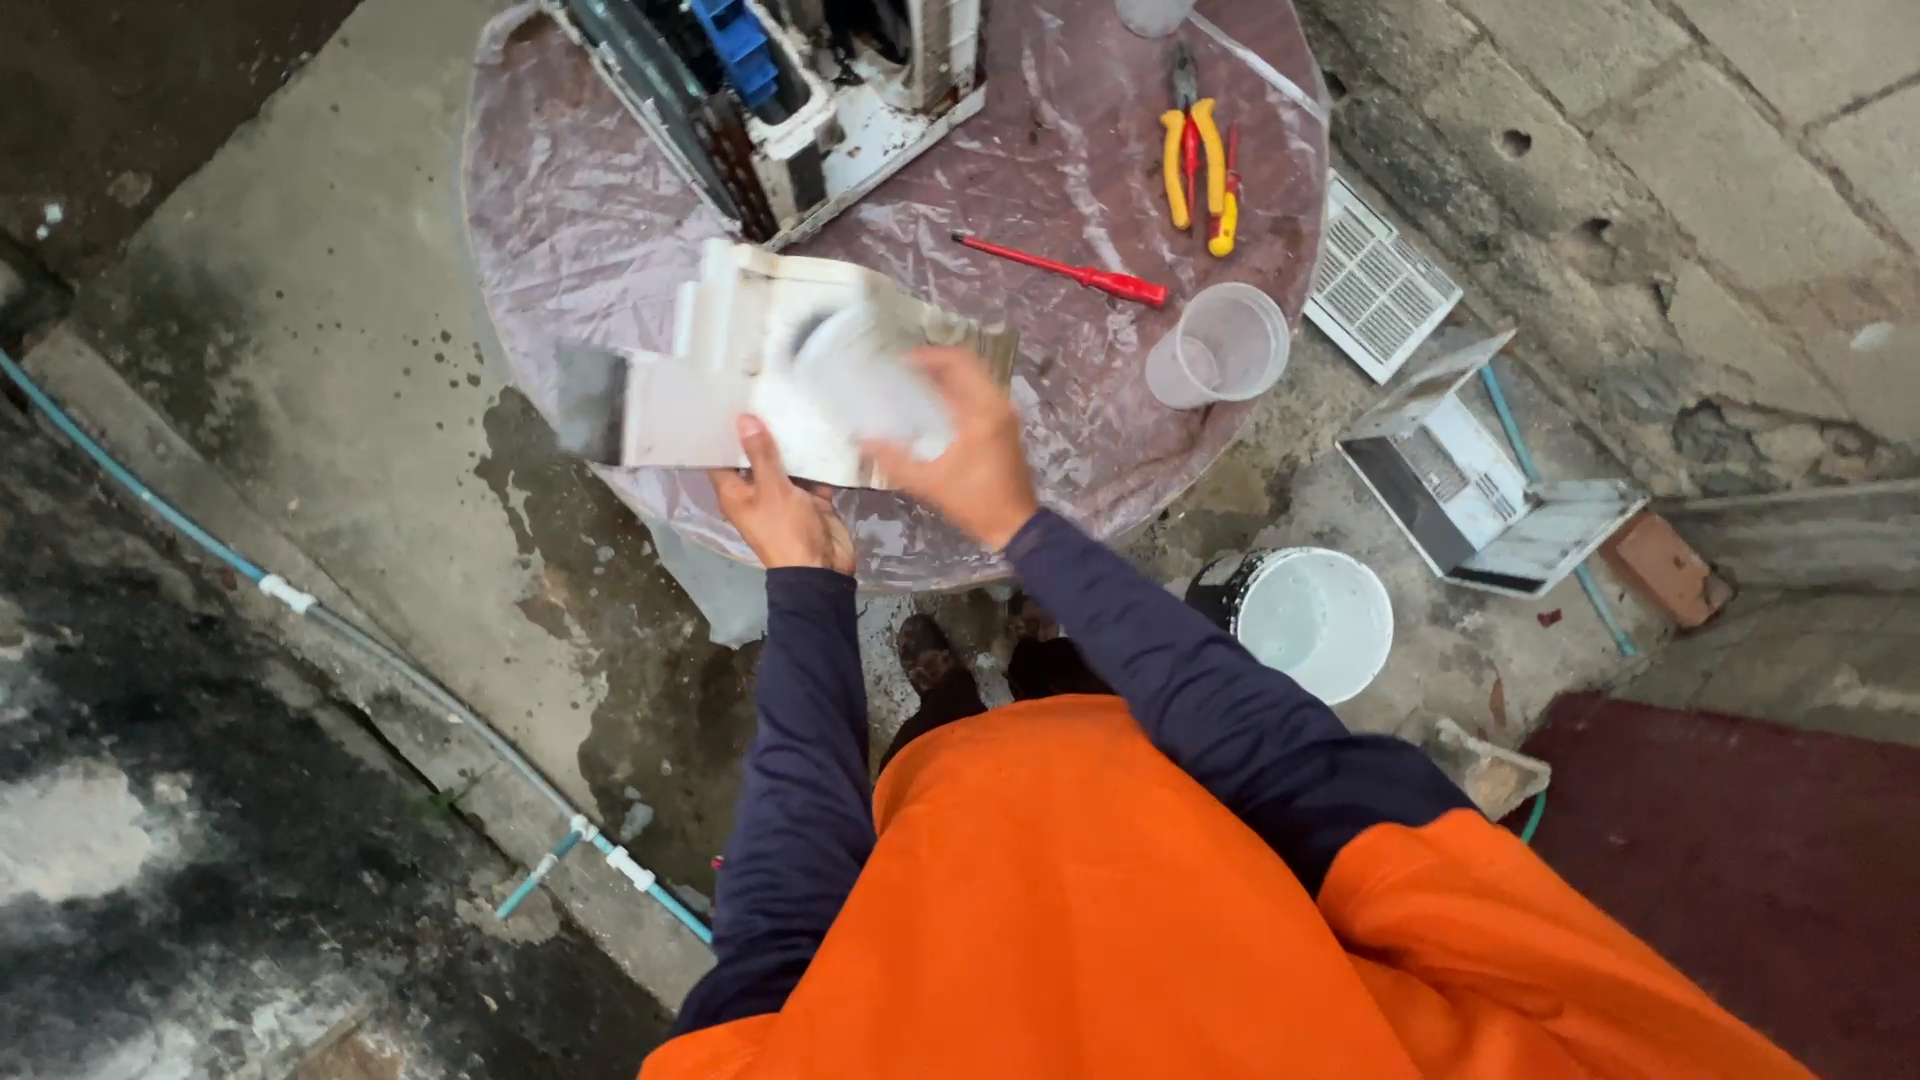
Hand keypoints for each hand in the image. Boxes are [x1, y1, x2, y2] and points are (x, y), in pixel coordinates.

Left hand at [710, 415, 854, 573]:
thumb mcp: (771, 489)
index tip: (727, 403)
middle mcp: (758, 492)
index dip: (723, 435)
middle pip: (757, 458)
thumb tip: (743, 419)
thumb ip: (760, 454)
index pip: (721, 459)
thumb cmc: (786, 529)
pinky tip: (823, 430)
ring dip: (793, 444)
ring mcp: (786, 496)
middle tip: (766, 394)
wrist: (822, 567)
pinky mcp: (811, 500)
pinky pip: (813, 475)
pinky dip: (818, 460)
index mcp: (736, 493)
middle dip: (764, 432)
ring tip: (794, 404)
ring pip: (787, 465)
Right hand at [862, 347, 1039, 550]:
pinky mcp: (1006, 426)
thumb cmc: (975, 503)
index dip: (928, 356)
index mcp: (982, 412)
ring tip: (915, 386)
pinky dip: (958, 393)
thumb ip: (894, 459)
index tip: (901, 362)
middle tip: (904, 372)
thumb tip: (863, 439)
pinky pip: (980, 395)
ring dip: (946, 378)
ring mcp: (1005, 415)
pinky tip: (935, 407)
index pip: (958, 363)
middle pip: (967, 366)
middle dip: (934, 365)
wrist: (1014, 525)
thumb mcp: (929, 483)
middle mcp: (998, 405)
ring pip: (975, 380)